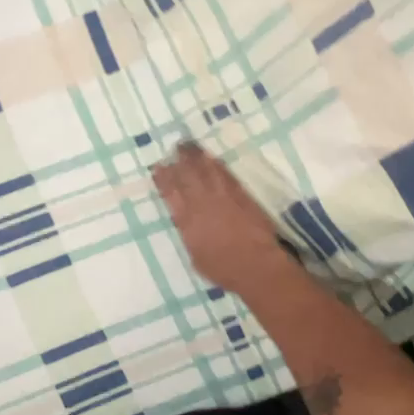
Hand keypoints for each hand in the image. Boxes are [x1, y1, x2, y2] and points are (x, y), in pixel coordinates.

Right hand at [152, 143, 293, 296]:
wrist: (255, 264)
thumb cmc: (223, 269)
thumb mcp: (196, 256)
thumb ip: (190, 235)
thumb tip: (188, 225)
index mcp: (186, 221)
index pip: (170, 193)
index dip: (163, 178)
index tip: (158, 167)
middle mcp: (201, 204)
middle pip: (187, 176)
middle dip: (180, 160)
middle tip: (175, 147)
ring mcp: (222, 197)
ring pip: (206, 170)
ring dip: (197, 156)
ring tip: (190, 145)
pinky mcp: (241, 195)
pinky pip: (226, 175)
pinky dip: (217, 164)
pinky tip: (212, 158)